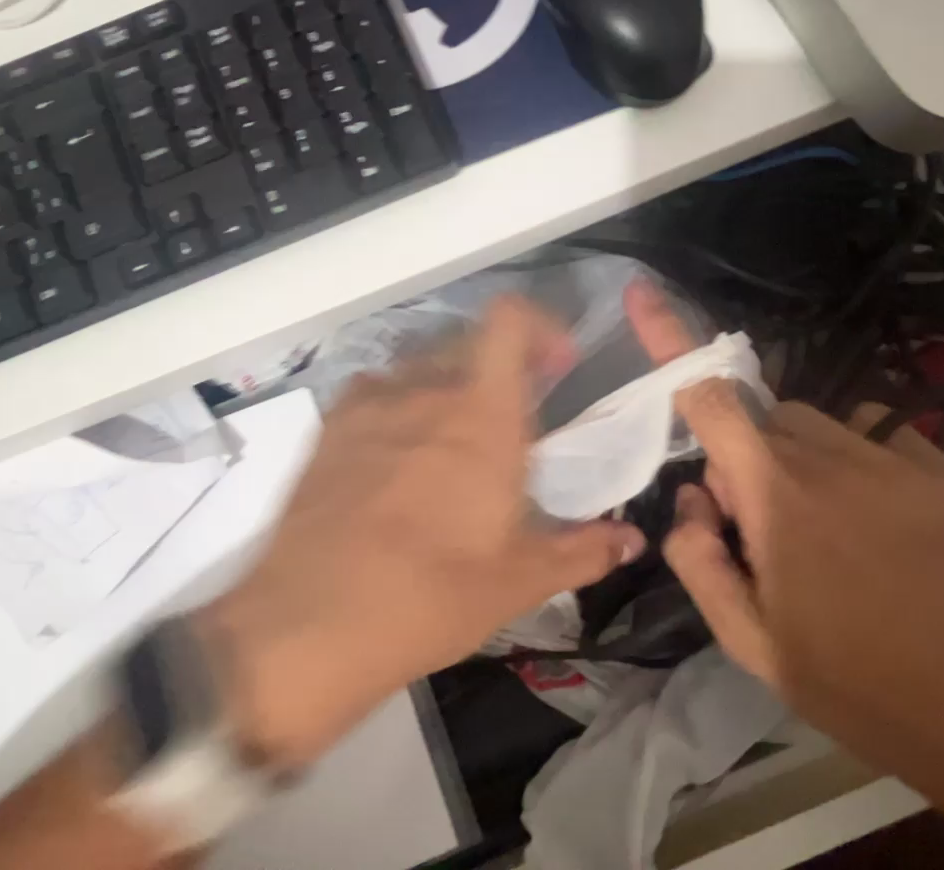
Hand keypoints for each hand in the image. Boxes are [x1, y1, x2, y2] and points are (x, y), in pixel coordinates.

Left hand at [200, 295, 645, 768]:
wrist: (311, 622)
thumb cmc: (432, 597)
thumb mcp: (519, 581)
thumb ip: (582, 550)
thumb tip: (632, 541)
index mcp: (483, 414)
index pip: (510, 321)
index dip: (539, 327)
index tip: (555, 367)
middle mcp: (424, 391)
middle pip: (467, 344)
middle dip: (497, 369)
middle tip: (508, 423)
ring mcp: (367, 406)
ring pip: (417, 369)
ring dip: (443, 389)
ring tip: (449, 444)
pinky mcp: (326, 430)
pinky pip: (371, 395)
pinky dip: (394, 408)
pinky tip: (392, 459)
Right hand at [625, 281, 943, 781]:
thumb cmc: (851, 683)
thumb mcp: (747, 642)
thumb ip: (697, 558)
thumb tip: (692, 498)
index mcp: (776, 497)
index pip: (709, 399)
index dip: (670, 343)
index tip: (644, 296)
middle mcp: (831, 458)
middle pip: (756, 418)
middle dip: (740, 457)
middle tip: (759, 531)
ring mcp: (893, 458)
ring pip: (809, 422)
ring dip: (790, 455)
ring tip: (818, 527)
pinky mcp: (938, 470)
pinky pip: (870, 429)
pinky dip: (848, 454)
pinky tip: (870, 514)